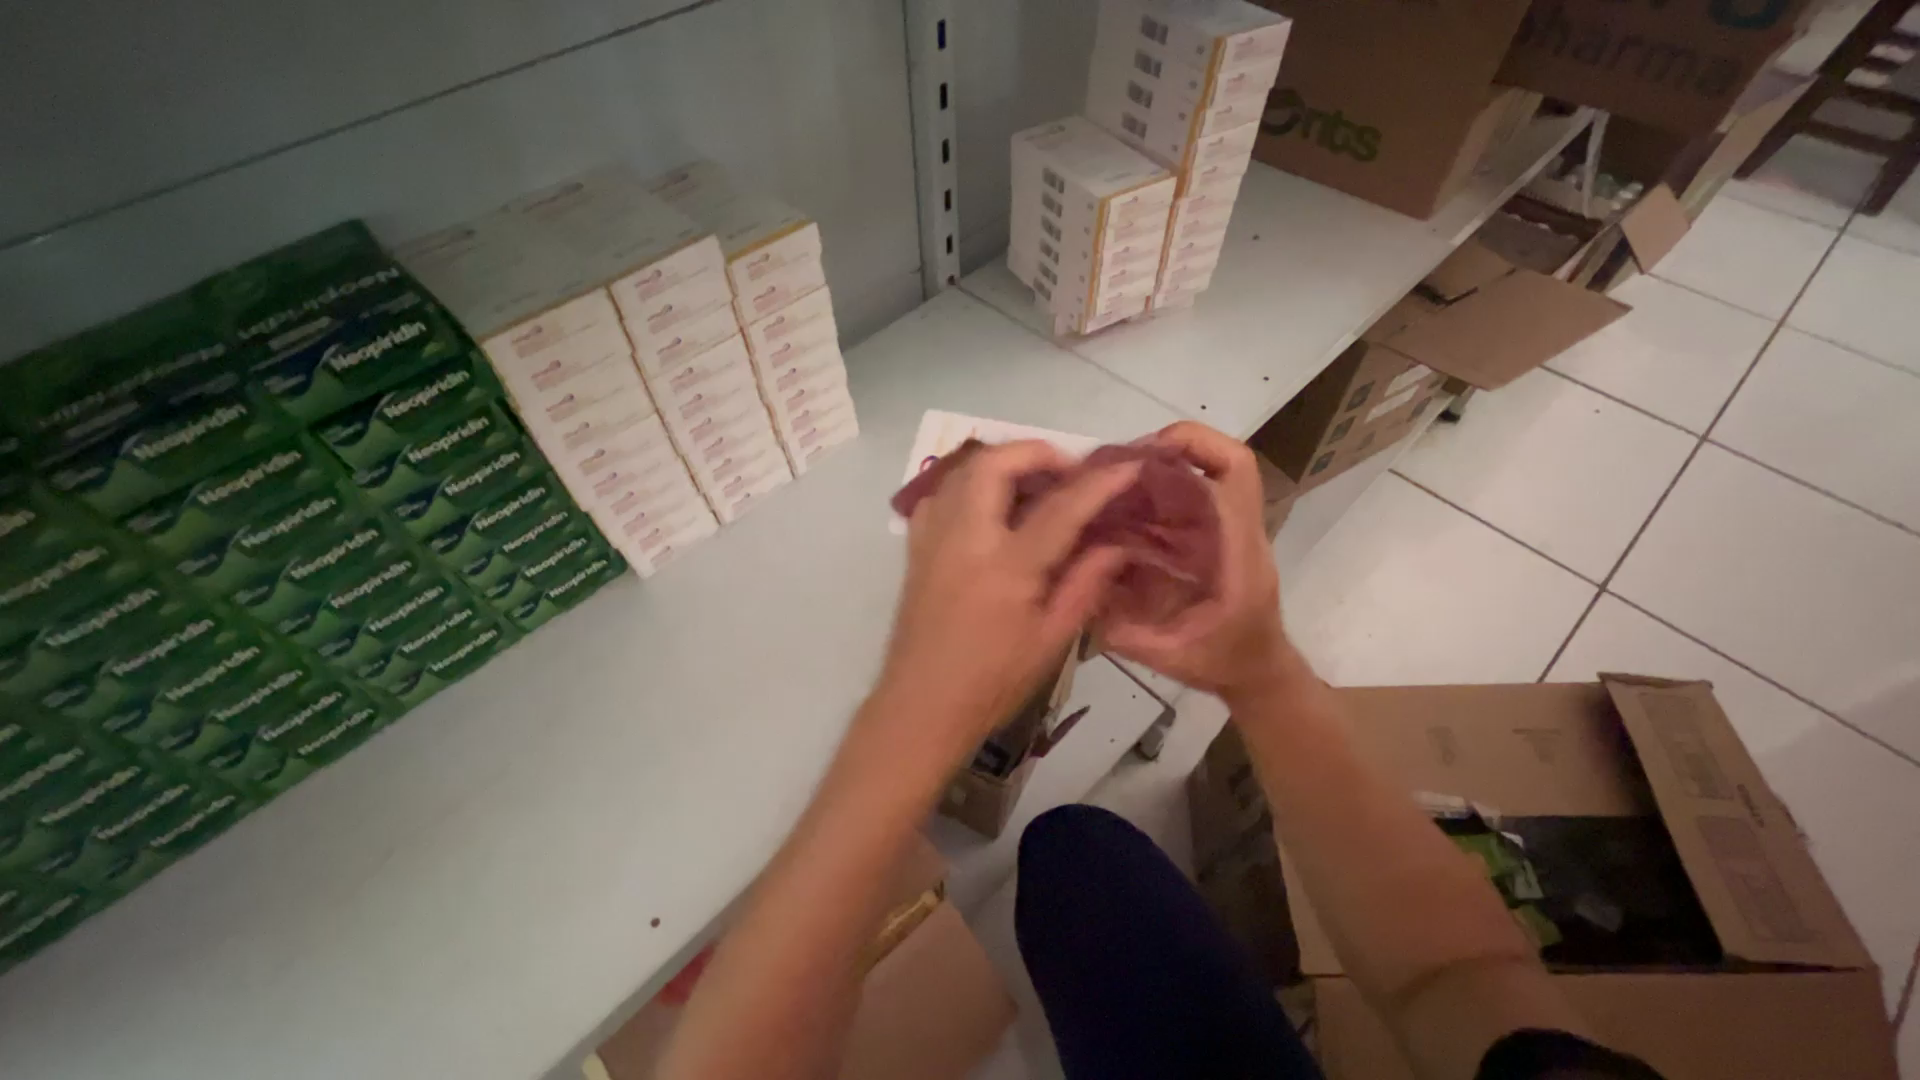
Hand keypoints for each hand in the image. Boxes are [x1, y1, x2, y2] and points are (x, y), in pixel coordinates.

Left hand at [874, 441, 1138, 764]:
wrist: (921, 706)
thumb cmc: (992, 682)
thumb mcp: (1051, 640)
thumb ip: (1085, 585)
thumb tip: (1117, 544)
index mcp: (1006, 566)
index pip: (1061, 507)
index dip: (1099, 482)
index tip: (1128, 466)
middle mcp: (964, 539)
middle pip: (994, 464)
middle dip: (1035, 451)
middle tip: (1067, 470)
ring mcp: (933, 539)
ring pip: (962, 471)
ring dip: (1001, 463)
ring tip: (1033, 482)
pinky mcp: (916, 549)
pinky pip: (941, 495)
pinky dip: (968, 485)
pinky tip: (989, 507)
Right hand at [1100, 421, 1301, 704]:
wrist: (1256, 672)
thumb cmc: (1224, 662)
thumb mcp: (1170, 656)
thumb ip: (1124, 631)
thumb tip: (1074, 592)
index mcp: (1236, 547)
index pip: (1232, 470)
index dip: (1191, 446)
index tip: (1142, 453)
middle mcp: (1229, 527)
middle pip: (1205, 462)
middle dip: (1152, 455)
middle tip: (1101, 469)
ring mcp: (1216, 530)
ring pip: (1184, 480)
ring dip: (1141, 476)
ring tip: (1094, 486)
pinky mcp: (1200, 539)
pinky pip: (1171, 505)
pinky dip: (1138, 500)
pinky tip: (1103, 515)